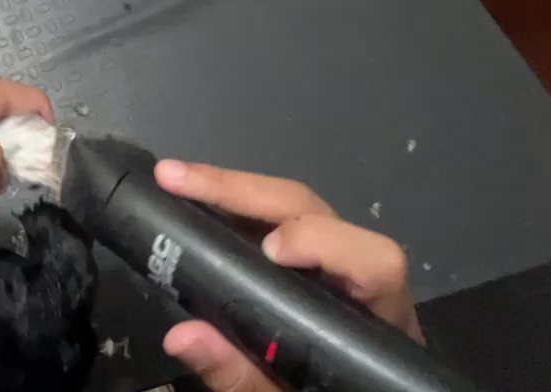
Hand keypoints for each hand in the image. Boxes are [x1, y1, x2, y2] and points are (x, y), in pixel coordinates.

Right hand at [155, 160, 421, 391]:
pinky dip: (228, 203)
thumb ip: (242, 378)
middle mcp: (357, 275)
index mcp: (377, 319)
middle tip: (173, 179)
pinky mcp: (298, 256)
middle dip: (239, 190)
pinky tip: (193, 199)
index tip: (269, 250)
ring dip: (228, 188)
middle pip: (310, 209)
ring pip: (288, 203)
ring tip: (174, 180)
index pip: (373, 262)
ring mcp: (328, 257)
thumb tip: (179, 336)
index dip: (322, 243)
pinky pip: (268, 216)